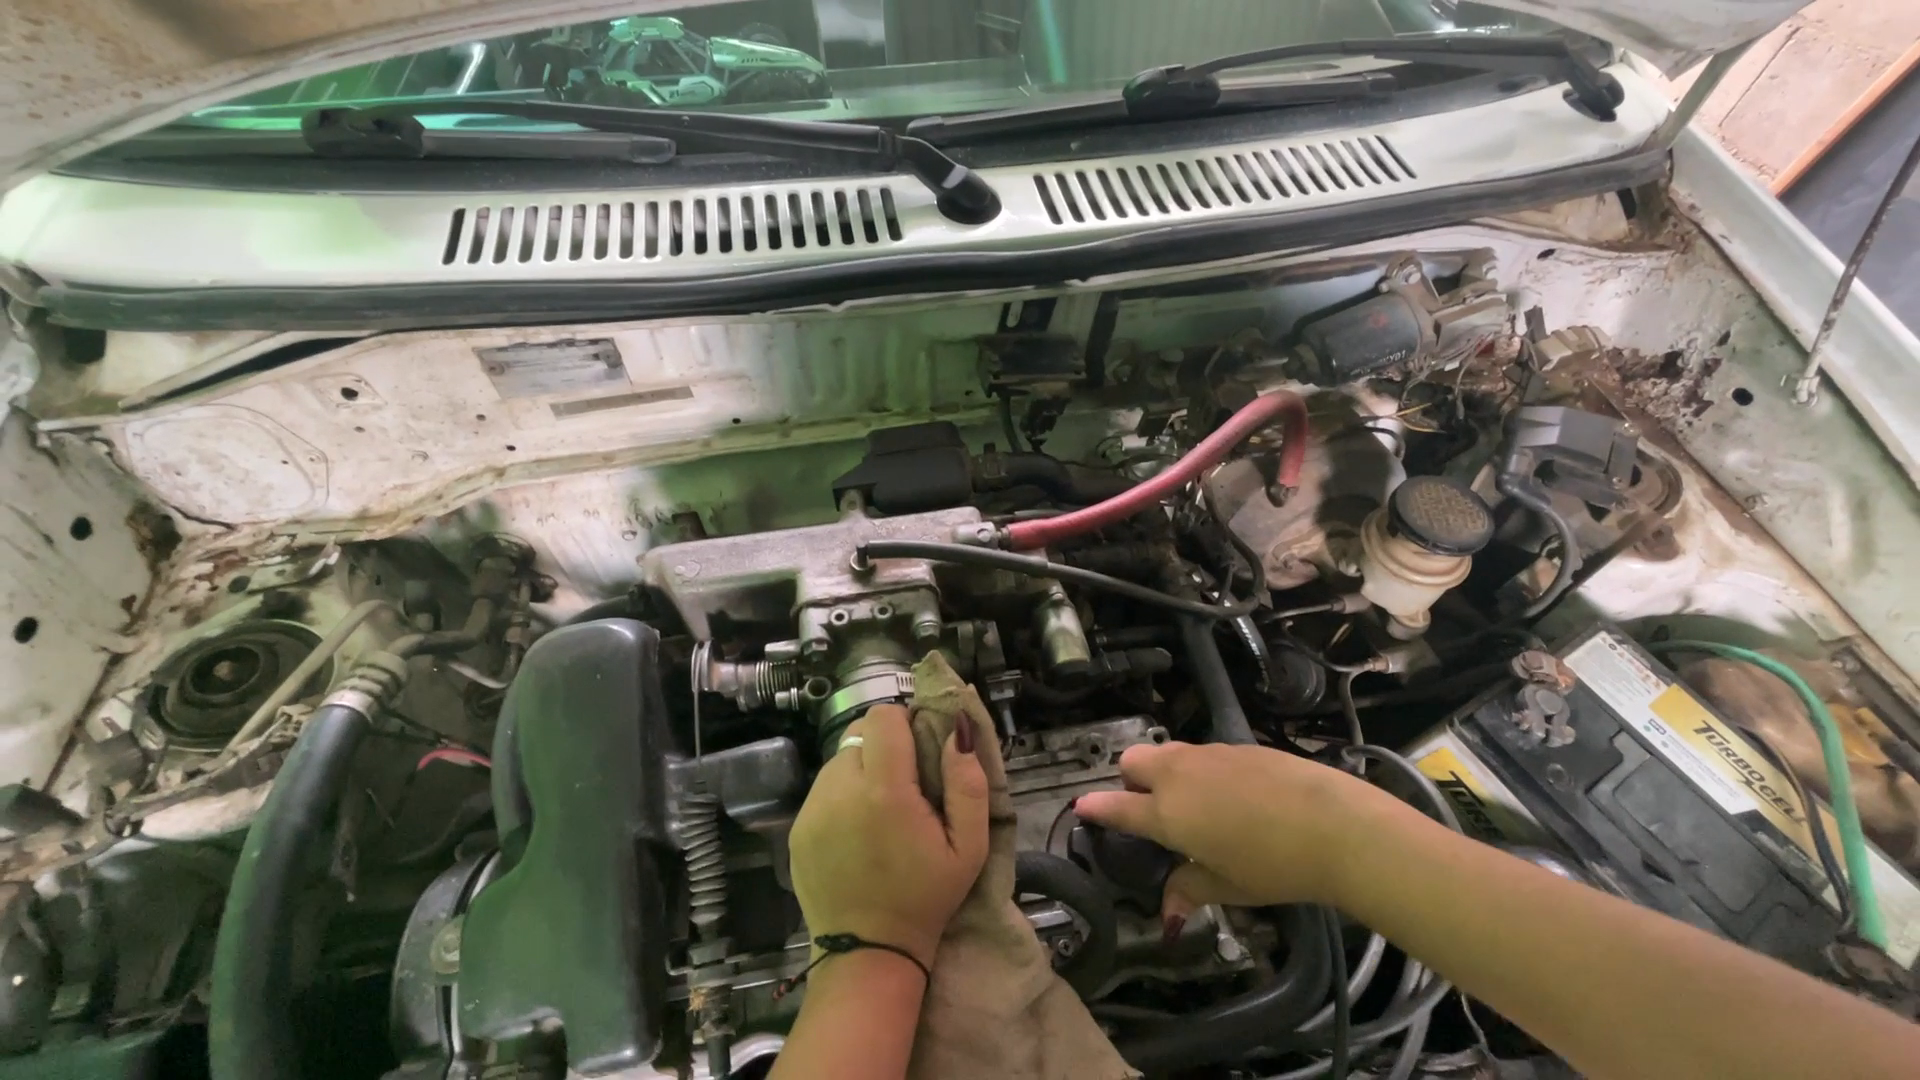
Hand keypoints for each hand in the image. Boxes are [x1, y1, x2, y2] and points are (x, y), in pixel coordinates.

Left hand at [788, 704, 989, 967]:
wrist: (869, 952)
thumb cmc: (927, 897)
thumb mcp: (970, 847)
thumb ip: (968, 783)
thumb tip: (957, 729)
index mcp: (885, 791)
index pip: (882, 716)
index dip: (904, 724)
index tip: (919, 752)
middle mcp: (840, 791)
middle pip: (859, 734)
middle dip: (884, 749)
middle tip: (904, 786)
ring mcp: (812, 810)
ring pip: (839, 761)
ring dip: (861, 772)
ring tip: (879, 811)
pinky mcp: (796, 828)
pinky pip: (823, 791)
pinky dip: (841, 798)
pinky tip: (857, 832)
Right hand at [1072, 741, 1387, 918]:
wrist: (1335, 824)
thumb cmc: (1275, 865)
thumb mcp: (1229, 887)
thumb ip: (1189, 890)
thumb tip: (1166, 915)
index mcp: (1167, 812)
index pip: (1117, 806)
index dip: (1096, 808)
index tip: (1082, 807)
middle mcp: (1179, 774)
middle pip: (1132, 760)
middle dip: (1131, 781)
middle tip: (1152, 810)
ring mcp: (1209, 754)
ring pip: (1167, 751)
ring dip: (1164, 772)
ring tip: (1192, 804)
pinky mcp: (1239, 746)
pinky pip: (1202, 752)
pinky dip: (1199, 770)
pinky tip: (1231, 796)